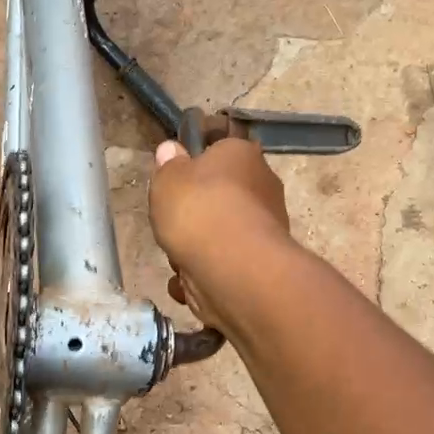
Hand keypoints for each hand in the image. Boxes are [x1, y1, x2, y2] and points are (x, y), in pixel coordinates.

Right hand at [148, 138, 291, 324]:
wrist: (230, 265)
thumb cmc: (197, 209)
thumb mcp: (168, 180)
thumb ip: (168, 166)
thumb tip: (171, 149)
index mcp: (241, 154)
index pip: (220, 152)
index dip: (196, 169)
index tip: (177, 186)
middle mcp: (262, 184)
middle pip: (222, 197)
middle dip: (198, 215)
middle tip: (175, 226)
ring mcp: (265, 225)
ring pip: (221, 234)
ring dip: (198, 247)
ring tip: (178, 260)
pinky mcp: (259, 262)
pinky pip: (222, 264)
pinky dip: (203, 274)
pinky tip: (186, 283)